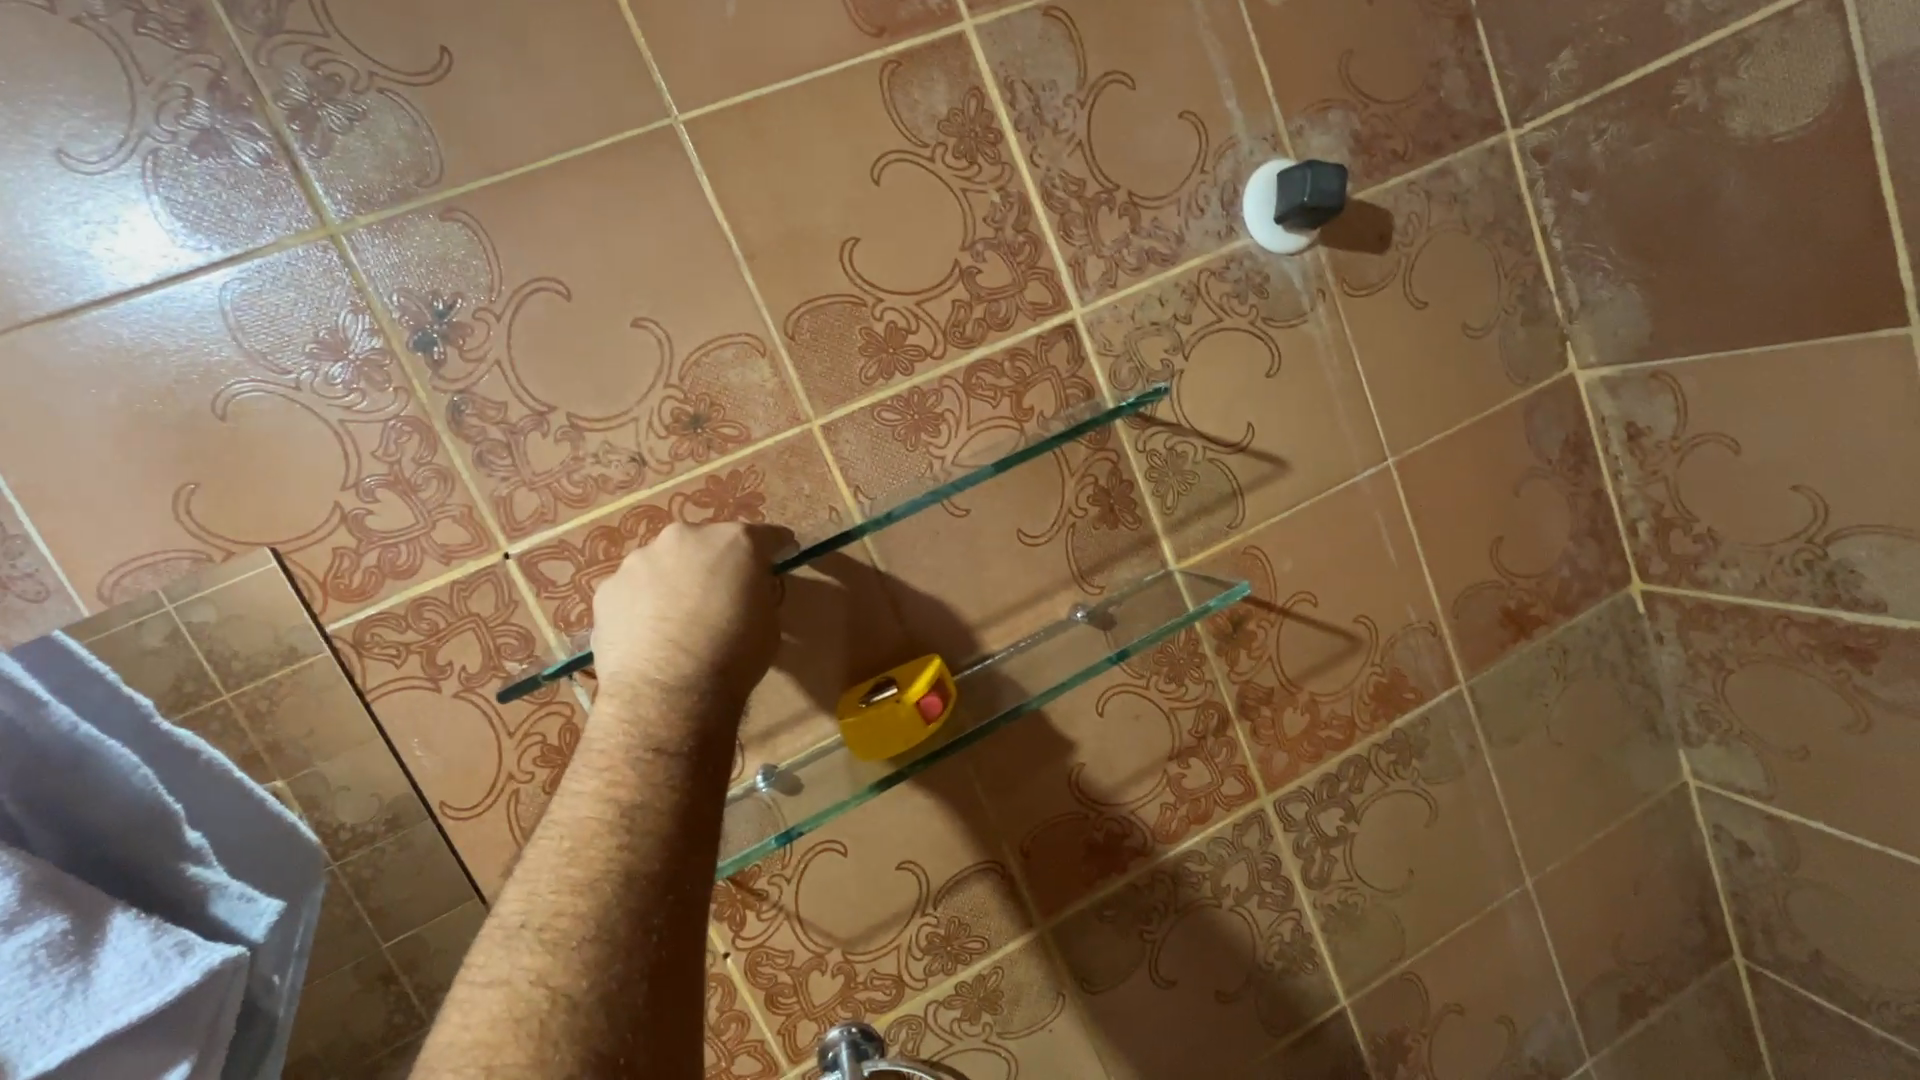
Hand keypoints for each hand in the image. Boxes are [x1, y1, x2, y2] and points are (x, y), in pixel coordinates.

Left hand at [588, 523, 792, 713]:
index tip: (780, 557)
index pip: (766, 536)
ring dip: (675, 581)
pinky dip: (642, 604)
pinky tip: (648, 634)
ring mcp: (640, 559)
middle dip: (715, 563)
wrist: (667, 693)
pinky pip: (633, 589)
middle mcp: (685, 537)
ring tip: (676, 620)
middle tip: (720, 595)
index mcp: (735, 542)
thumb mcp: (769, 623)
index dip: (776, 548)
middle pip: (706, 543)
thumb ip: (757, 593)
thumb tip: (747, 591)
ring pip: (664, 563)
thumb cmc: (734, 657)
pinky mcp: (609, 587)